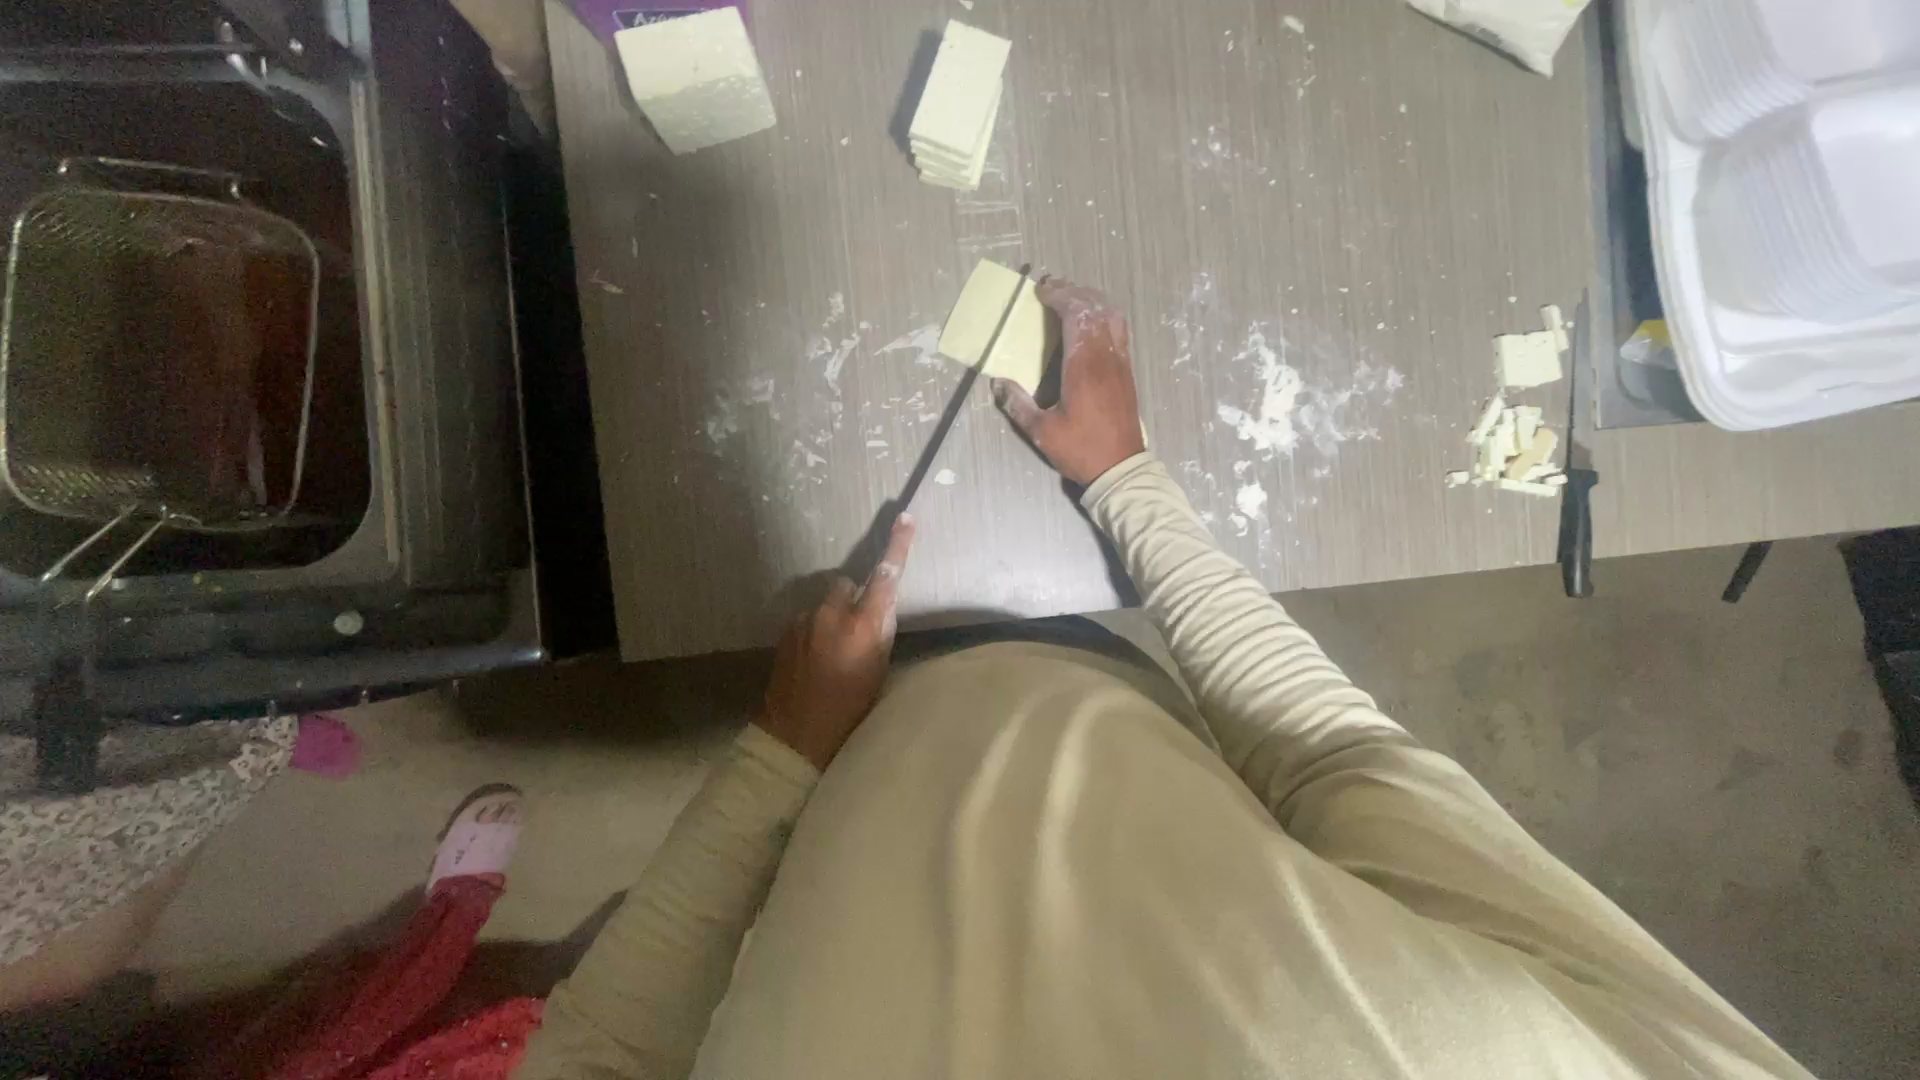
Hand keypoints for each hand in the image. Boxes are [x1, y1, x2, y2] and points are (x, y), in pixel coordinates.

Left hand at [757, 513, 916, 769]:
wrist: (796, 736)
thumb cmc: (849, 711)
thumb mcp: (878, 671)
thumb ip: (880, 632)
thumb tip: (881, 608)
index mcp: (863, 627)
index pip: (885, 577)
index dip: (897, 546)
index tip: (904, 518)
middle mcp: (832, 615)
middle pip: (847, 584)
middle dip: (855, 597)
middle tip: (859, 629)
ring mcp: (804, 621)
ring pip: (826, 603)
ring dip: (833, 616)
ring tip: (834, 651)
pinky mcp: (786, 631)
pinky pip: (809, 618)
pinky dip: (816, 629)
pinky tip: (817, 658)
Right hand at [992, 277, 1146, 486]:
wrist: (1120, 468)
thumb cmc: (1080, 449)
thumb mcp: (1042, 431)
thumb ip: (1018, 404)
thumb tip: (998, 382)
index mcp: (1083, 365)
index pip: (1076, 314)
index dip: (1059, 296)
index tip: (1041, 291)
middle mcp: (1105, 356)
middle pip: (1095, 308)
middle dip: (1074, 292)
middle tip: (1052, 289)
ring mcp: (1120, 362)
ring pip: (1112, 316)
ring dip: (1092, 302)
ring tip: (1072, 299)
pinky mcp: (1127, 372)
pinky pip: (1119, 331)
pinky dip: (1104, 317)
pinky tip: (1091, 324)